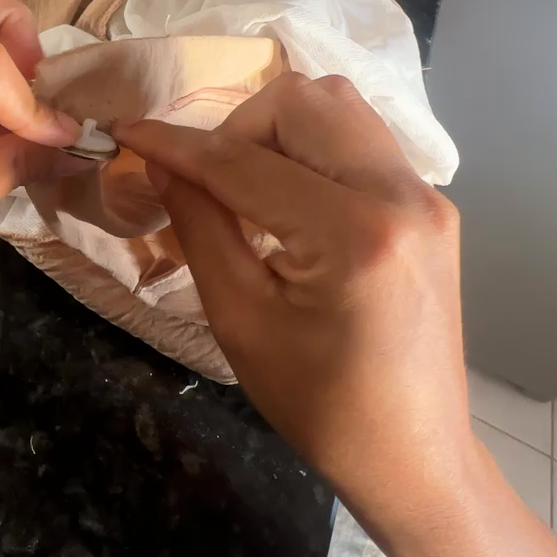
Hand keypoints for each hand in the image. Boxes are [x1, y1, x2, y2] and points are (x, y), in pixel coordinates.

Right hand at [116, 73, 473, 521]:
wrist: (413, 453)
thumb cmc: (318, 401)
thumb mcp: (238, 317)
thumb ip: (198, 224)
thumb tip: (161, 160)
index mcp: (353, 235)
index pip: (242, 160)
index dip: (175, 143)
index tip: (126, 131)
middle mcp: (401, 196)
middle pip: (299, 102)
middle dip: (235, 128)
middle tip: (209, 180)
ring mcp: (425, 194)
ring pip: (334, 105)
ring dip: (273, 127)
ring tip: (248, 182)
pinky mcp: (429, 202)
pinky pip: (357, 135)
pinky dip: (307, 143)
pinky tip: (288, 191)